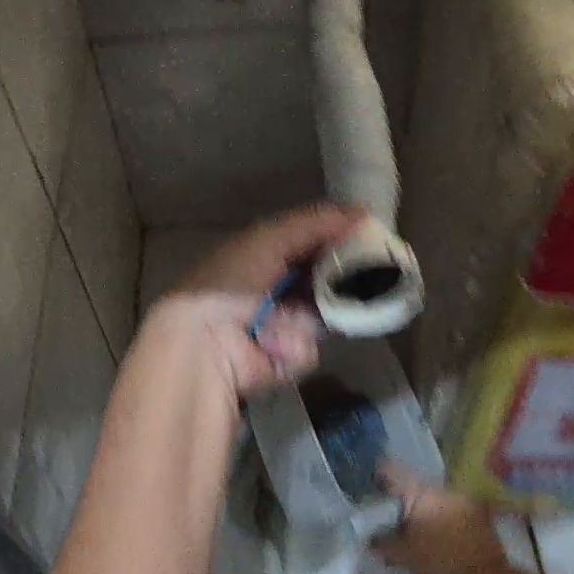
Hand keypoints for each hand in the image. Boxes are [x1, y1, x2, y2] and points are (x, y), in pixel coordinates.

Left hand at [143, 204, 364, 396]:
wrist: (205, 341)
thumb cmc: (231, 281)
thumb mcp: (270, 240)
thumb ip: (314, 225)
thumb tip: (363, 212)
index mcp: (263, 258)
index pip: (311, 245)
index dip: (339, 240)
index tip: (368, 237)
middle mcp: (274, 291)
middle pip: (325, 282)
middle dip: (338, 282)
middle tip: (358, 278)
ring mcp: (281, 328)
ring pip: (324, 317)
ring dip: (309, 317)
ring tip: (288, 316)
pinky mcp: (284, 361)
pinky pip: (309, 348)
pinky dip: (293, 345)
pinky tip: (272, 343)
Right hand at [372, 461, 516, 573]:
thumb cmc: (439, 564)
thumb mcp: (402, 556)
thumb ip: (381, 542)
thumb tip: (369, 536)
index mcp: (421, 492)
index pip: (392, 471)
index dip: (377, 476)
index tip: (369, 486)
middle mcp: (443, 487)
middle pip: (414, 485)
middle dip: (402, 499)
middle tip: (391, 518)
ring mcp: (464, 498)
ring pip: (434, 497)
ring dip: (424, 509)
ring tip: (415, 530)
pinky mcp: (479, 512)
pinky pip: (451, 507)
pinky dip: (441, 516)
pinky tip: (438, 536)